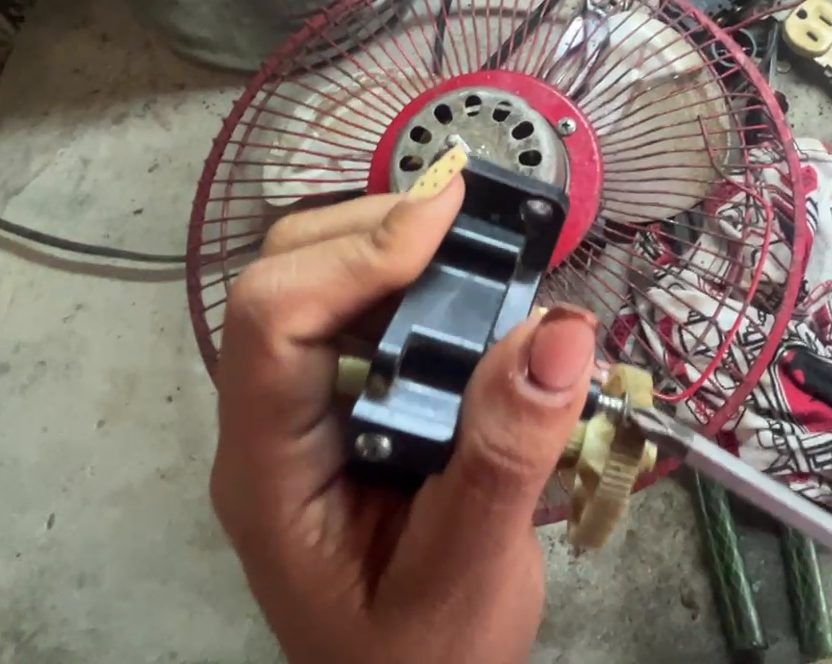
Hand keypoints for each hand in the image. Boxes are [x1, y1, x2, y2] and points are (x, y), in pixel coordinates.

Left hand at [210, 180, 598, 663]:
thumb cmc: (429, 658)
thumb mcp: (472, 569)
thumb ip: (507, 456)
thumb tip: (560, 326)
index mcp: (271, 465)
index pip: (274, 320)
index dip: (359, 250)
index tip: (454, 212)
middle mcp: (279, 419)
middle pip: (290, 277)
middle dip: (376, 228)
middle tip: (472, 220)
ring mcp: (316, 407)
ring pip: (328, 281)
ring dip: (401, 242)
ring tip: (481, 239)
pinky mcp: (361, 401)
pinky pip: (375, 310)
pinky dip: (425, 276)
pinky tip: (478, 283)